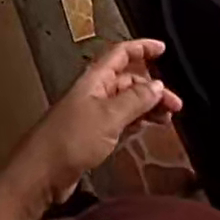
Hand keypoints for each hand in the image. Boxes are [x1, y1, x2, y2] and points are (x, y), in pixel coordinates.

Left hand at [9, 39, 182, 206]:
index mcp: (95, 79)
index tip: (163, 48)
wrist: (43, 171)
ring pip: (126, 100)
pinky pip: (121, 119)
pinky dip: (137, 120)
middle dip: (152, 86)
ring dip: (147, 105)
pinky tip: (148, 127)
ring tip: (168, 118)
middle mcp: (94, 91)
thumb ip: (134, 100)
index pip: (120, 54)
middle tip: (177, 105)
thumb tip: (158, 85)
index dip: (141, 48)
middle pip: (127, 79)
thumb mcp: (108, 117)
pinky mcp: (93, 133)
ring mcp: (93, 112)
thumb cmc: (73, 138)